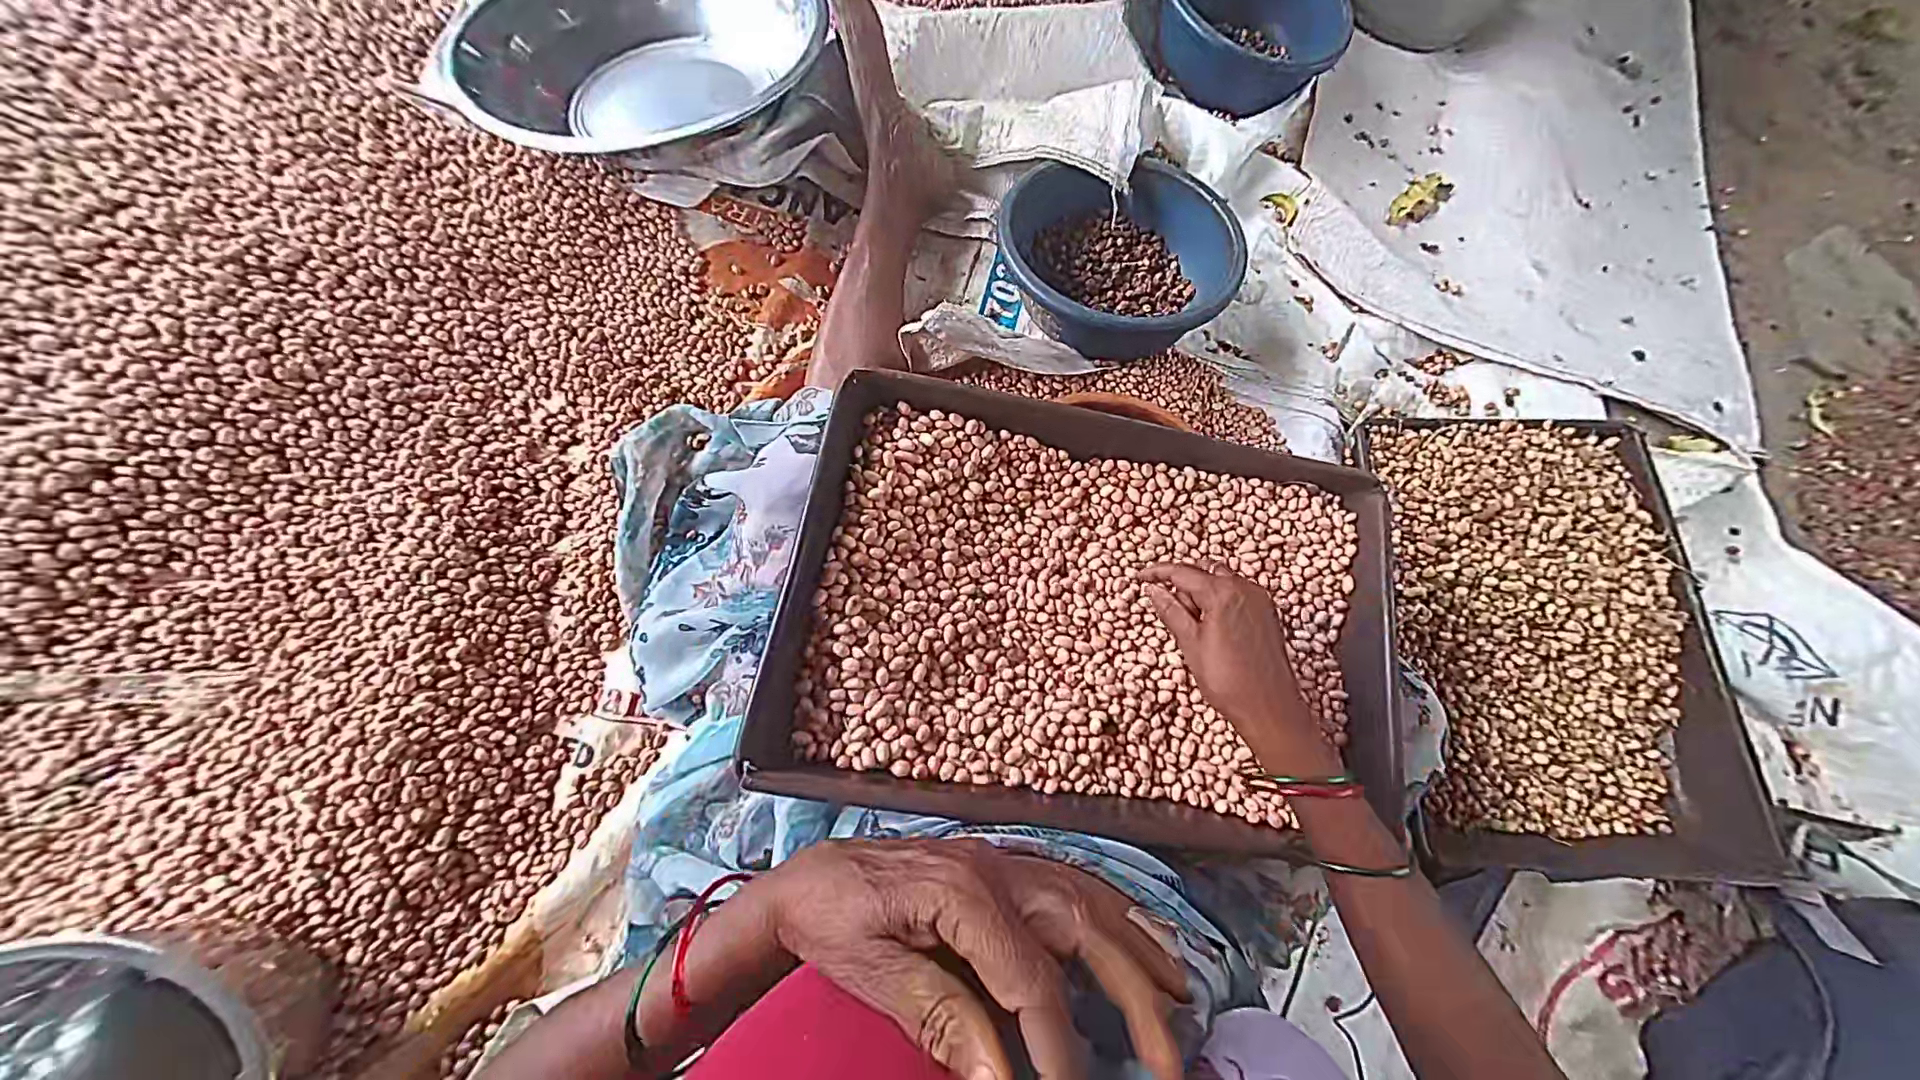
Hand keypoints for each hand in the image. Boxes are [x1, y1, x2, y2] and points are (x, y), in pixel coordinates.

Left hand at [761, 838, 1188, 1079]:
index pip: (1028, 973)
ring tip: (1176, 986)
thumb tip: (999, 1077)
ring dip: (1133, 939)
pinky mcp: (996, 864)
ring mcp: (998, 859)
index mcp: (960, 890)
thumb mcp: (874, 973)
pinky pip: (1065, 879)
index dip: (1056, 1039)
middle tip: (1166, 1052)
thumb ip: (939, 1017)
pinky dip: (1106, 909)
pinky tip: (1127, 932)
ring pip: (1084, 892)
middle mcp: (991, 866)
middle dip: (1130, 988)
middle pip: (1078, 923)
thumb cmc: (834, 920)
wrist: (810, 877)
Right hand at [1139, 562, 1341, 776]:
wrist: (1269, 708)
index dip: (1157, 573)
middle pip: (1204, 572)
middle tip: (1173, 616)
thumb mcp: (1190, 643)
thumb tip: (1154, 590)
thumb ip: (1171, 611)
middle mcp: (1245, 590)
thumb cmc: (1231, 682)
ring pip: (1221, 581)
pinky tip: (1213, 630)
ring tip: (1195, 629)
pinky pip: (1237, 595)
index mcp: (1223, 594)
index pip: (1182, 572)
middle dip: (1183, 586)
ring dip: (1202, 594)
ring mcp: (1259, 601)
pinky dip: (1220, 602)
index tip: (1142, 577)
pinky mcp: (1267, 614)